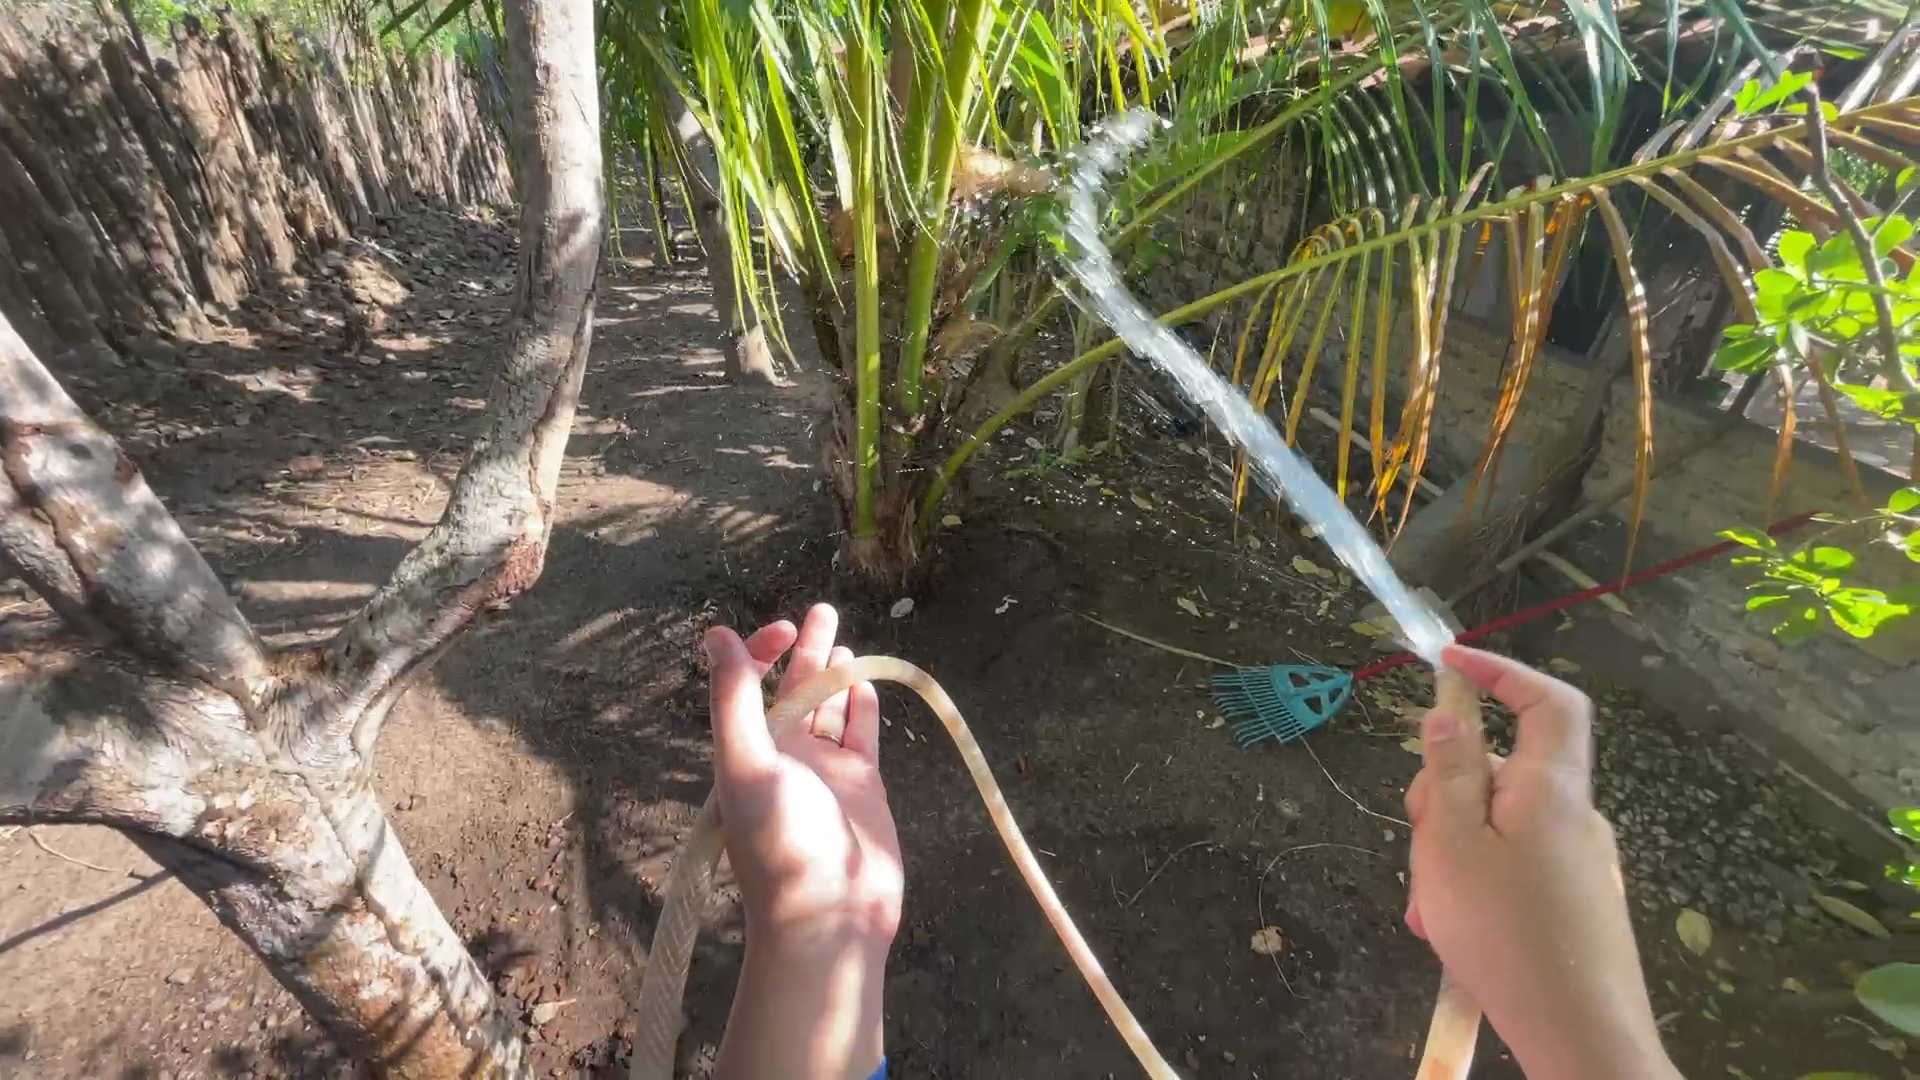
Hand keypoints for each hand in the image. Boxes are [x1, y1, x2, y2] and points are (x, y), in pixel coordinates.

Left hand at [705, 603, 900, 1079]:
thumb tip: (714, 635)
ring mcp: (829, 770)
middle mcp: (788, 755)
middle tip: (824, 611)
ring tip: (846, 646)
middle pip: (799, 689)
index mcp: (753, 750)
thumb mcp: (746, 766)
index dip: (763, 652)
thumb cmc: (781, 843)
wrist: (830, 917)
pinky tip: (868, 684)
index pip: (754, 687)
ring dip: (838, 675)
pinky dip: (865, 707)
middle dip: (809, 650)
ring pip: (833, 708)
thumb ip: (733, 700)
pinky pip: (864, 735)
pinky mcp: (865, 786)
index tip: (786, 629)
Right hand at [1405, 645, 1680, 1079]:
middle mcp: (1570, 816)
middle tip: (1416, 832)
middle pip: (1499, 765)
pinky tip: (1445, 917)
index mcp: (1548, 792)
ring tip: (1427, 896)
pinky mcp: (1569, 894)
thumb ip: (1448, 772)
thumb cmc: (1504, 932)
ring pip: (1493, 816)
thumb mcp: (1451, 843)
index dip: (1501, 671)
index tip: (1447, 662)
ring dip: (1449, 839)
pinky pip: (1506, 857)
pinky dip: (1469, 870)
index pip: (1547, 703)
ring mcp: (1573, 858)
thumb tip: (1448, 714)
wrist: (1582, 1042)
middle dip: (1444, 785)